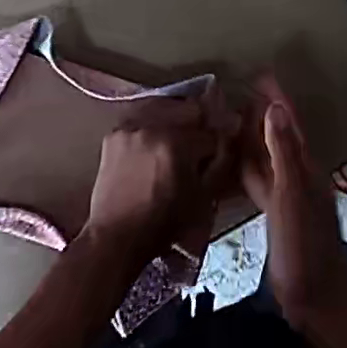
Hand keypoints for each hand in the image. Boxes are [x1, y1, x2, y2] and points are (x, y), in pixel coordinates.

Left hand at [86, 98, 232, 261]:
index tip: (215, 155)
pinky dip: (154, 127)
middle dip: (198, 128)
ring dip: (176, 123)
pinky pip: (143, 119)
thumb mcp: (204, 195)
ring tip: (176, 146)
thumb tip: (231, 134)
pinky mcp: (114, 134)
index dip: (218, 144)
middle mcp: (152, 127)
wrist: (116, 237)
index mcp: (176, 142)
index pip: (211, 130)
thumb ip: (222, 160)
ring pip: (166, 110)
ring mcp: (130, 128)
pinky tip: (155, 146)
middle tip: (197, 150)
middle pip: (190, 111)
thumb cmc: (164, 221)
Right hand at [239, 78, 346, 335]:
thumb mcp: (292, 199)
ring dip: (252, 138)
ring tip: (228, 121)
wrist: (319, 300)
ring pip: (268, 157)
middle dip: (261, 113)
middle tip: (236, 92)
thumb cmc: (306, 251)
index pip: (288, 124)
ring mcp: (289, 196)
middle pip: (278, 136)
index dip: (276, 99)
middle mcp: (299, 176)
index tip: (260, 75)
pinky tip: (229, 168)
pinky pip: (259, 181)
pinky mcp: (278, 215)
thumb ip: (284, 155)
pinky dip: (245, 168)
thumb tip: (274, 110)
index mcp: (305, 168)